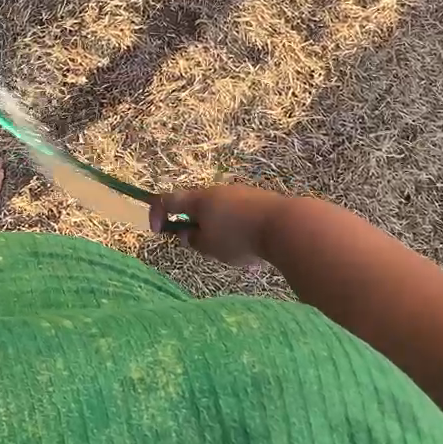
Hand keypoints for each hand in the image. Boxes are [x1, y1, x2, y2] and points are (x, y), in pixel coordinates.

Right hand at [150, 184, 285, 266]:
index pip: (168, 200)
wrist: (285, 225)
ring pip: (221, 211)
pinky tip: (253, 249)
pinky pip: (241, 215)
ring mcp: (240, 193)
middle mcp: (217, 191)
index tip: (158, 231)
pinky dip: (239, 230)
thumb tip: (188, 235)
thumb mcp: (209, 246)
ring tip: (233, 252)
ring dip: (220, 229)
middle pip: (197, 205)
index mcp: (198, 200)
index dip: (157, 213)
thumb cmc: (239, 237)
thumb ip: (193, 240)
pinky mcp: (260, 200)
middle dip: (196, 225)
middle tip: (202, 245)